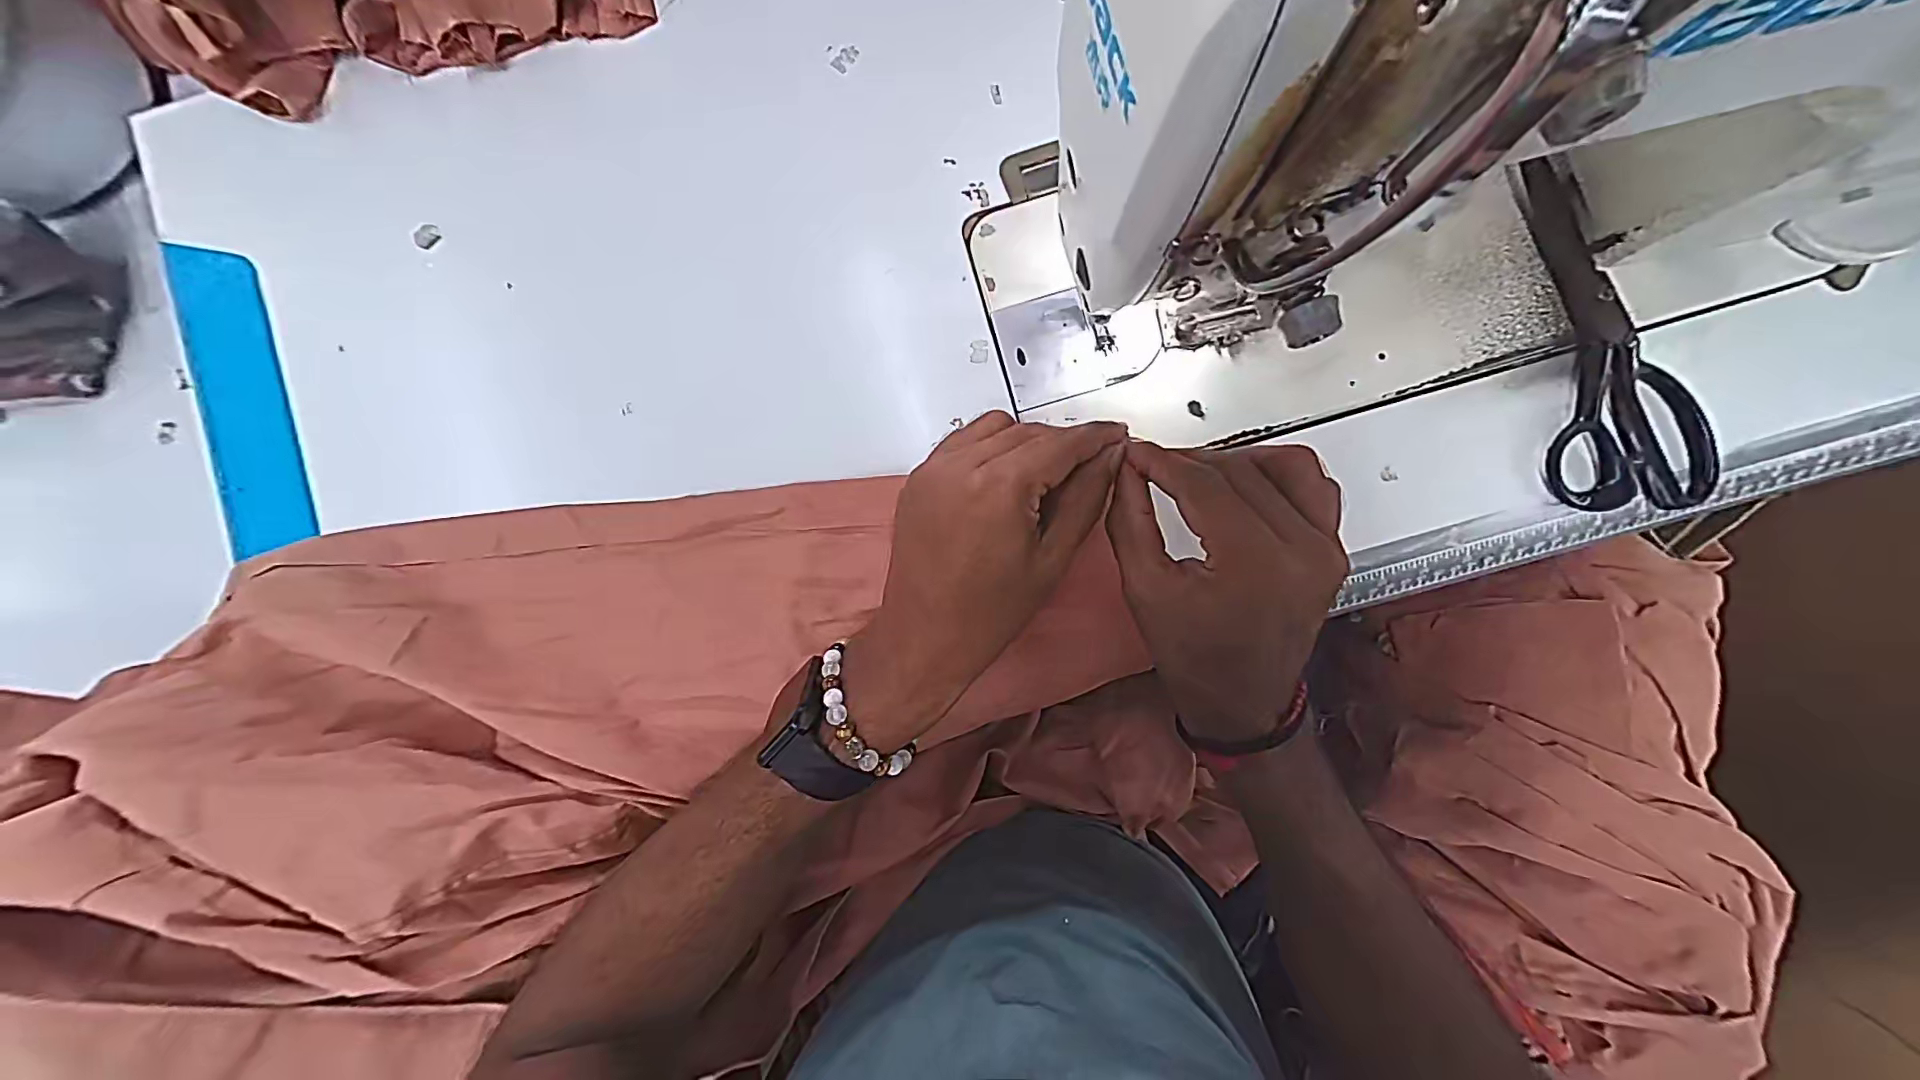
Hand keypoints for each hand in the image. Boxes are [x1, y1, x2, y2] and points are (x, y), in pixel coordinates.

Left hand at [844, 412, 1127, 749]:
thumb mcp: (1053, 558)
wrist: (927, 636)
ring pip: (995, 427)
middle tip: (1086, 467)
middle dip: (1063, 443)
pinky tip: (1003, 476)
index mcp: (999, 488)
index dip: (1095, 438)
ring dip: (1025, 440)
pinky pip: (962, 440)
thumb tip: (1106, 460)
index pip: (1061, 442)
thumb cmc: (984, 614)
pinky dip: (989, 446)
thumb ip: (1086, 499)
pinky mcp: (919, 479)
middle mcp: (960, 469)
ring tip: (1040, 479)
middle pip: (1030, 431)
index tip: (1113, 437)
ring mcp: (934, 471)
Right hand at [1104, 441, 1348, 740]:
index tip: (1137, 454)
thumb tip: (1127, 471)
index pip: (1204, 484)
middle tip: (1155, 466)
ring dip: (1234, 459)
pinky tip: (1248, 481)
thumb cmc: (1193, 657)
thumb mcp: (1143, 587)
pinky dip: (1278, 472)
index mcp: (1253, 564)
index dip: (1162, 462)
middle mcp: (1302, 552)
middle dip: (1189, 461)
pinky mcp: (1333, 551)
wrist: (1240, 698)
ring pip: (1283, 465)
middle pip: (1238, 470)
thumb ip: (1129, 520)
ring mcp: (1325, 550)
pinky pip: (1314, 486)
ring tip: (1198, 472)